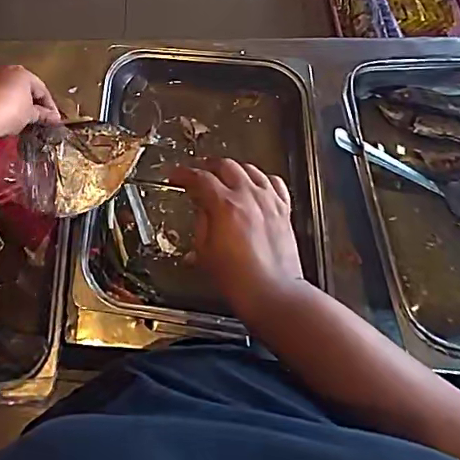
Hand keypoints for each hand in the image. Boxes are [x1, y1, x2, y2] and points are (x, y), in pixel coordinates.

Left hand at [0, 63, 61, 140]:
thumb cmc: (8, 111)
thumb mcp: (29, 115)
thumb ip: (42, 114)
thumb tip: (52, 117)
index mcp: (22, 73)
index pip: (41, 89)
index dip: (49, 106)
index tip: (53, 120)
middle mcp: (4, 70)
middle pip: (22, 87)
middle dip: (30, 103)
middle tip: (36, 119)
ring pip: (4, 90)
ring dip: (11, 103)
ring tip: (16, 121)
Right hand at [175, 159, 308, 322]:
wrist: (273, 294)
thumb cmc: (239, 279)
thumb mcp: (205, 251)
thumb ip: (202, 222)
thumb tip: (202, 208)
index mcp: (225, 205)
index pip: (199, 177)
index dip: (184, 173)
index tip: (176, 174)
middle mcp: (248, 197)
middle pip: (225, 165)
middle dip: (208, 165)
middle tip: (198, 171)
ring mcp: (268, 201)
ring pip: (250, 169)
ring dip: (234, 168)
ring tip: (224, 173)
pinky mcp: (283, 210)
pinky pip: (274, 183)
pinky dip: (262, 179)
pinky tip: (257, 183)